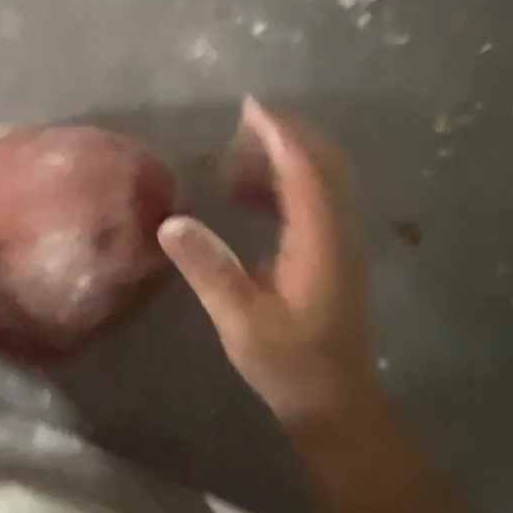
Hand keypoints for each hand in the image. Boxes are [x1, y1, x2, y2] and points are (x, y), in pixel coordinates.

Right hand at [158, 99, 382, 429]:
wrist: (336, 405)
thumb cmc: (289, 364)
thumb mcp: (240, 321)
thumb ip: (209, 269)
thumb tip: (171, 221)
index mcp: (320, 243)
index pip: (306, 172)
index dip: (280, 135)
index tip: (249, 107)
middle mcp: (338, 234)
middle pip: (324, 165)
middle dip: (287, 135)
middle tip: (241, 123)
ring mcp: (340, 244)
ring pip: (323, 180)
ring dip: (285, 158)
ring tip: (236, 157)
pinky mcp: (333, 256)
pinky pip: (315, 200)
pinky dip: (285, 183)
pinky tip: (248, 197)